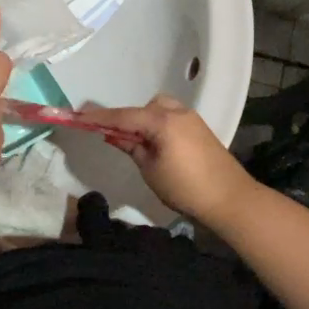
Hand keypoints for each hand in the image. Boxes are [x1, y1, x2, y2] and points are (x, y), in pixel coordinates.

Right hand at [79, 95, 247, 219]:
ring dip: (145, 121)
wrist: (230, 199)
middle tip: (117, 139)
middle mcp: (177, 112)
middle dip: (128, 119)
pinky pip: (171, 118)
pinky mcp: (200, 129)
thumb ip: (130, 146)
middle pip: (143, 108)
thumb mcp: (150, 169)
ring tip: (139, 144)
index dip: (99, 118)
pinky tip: (156, 145)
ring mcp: (191, 119)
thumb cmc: (185, 187)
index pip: (123, 116)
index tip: (78, 117)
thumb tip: (113, 134)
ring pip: (159, 110)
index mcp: (162, 120)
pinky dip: (158, 125)